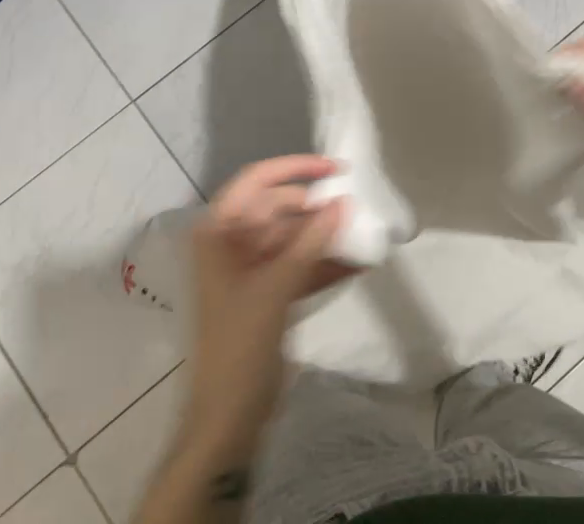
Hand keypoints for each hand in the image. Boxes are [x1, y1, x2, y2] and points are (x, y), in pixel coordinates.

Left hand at [182, 156, 351, 460]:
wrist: (229, 415)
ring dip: (326, 237)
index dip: (295, 169)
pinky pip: (300, 268)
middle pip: (279, 209)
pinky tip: (361, 265)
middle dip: (316, 208)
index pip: (257, 181)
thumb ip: (311, 242)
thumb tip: (344, 202)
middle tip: (357, 208)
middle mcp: (232, 243)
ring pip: (293, 239)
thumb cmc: (240, 343)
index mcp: (219, 231)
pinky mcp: (269, 295)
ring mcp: (251, 270)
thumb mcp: (275, 287)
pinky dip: (325, 266)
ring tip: (365, 233)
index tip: (336, 170)